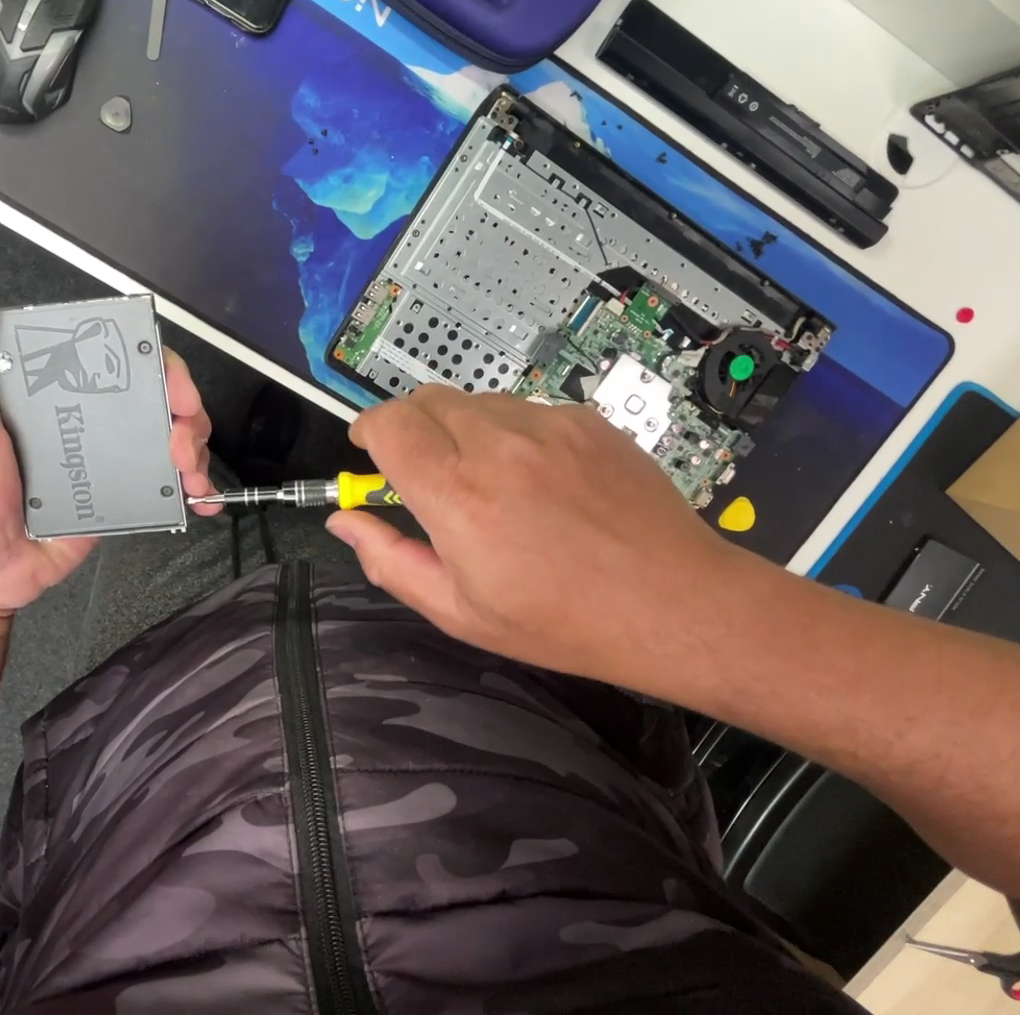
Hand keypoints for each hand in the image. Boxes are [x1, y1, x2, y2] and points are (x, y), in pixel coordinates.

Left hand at [0, 264, 216, 618]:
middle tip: (183, 431)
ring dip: (195, 444)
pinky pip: (165, 483)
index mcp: (46, 385)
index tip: (164, 373)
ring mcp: (104, 456)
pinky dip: (194, 488)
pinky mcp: (118, 496)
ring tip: (190, 472)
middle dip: (184, 404)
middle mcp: (81, 413)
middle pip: (152, 390)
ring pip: (168, 433)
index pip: (107, 349)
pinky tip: (203, 499)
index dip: (147, 353)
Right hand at [325, 386, 764, 687]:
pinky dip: (509, 432)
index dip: (367, 431)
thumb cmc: (559, 621)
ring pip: (475, 401)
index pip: (388, 424)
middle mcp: (498, 445)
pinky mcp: (587, 421)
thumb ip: (389, 561)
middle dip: (407, 425)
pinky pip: (525, 410)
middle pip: (425, 399)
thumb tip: (344, 521)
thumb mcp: (459, 611)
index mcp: (458, 494)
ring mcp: (548, 426)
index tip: (368, 450)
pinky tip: (535, 478)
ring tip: (484, 478)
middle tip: (419, 468)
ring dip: (458, 427)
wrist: (674, 603)